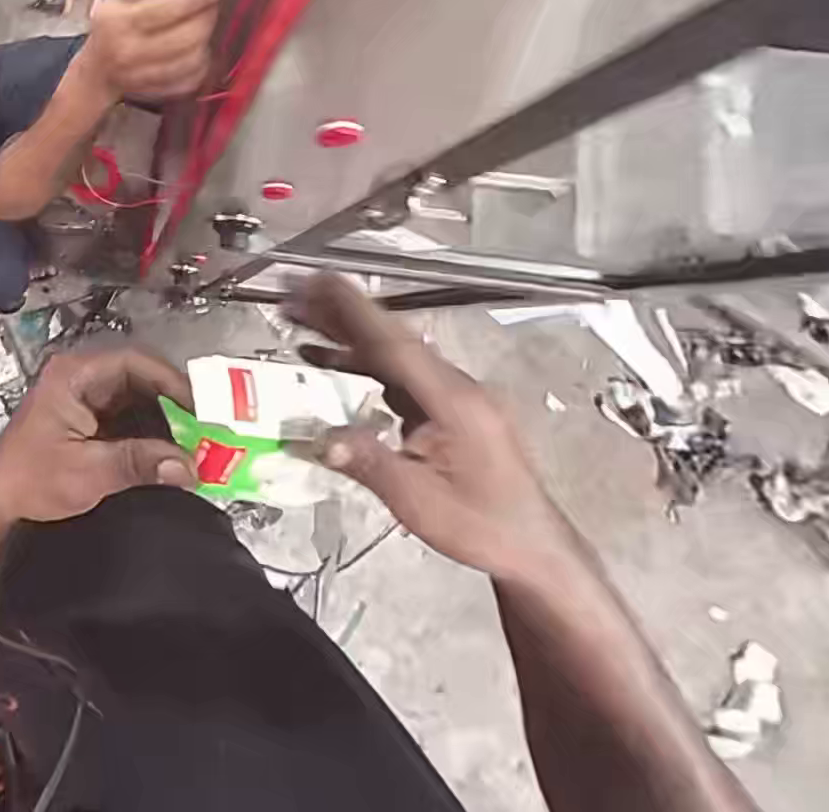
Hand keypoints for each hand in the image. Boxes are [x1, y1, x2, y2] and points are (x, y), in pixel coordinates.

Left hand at [0, 349, 197, 522]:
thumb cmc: (32, 479)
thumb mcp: (88, 471)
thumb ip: (139, 463)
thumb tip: (189, 468)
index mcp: (76, 375)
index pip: (134, 363)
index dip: (171, 381)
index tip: (199, 406)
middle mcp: (82, 377)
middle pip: (139, 377)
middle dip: (173, 402)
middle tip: (203, 426)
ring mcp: (85, 395)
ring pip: (137, 396)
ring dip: (165, 418)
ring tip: (194, 439)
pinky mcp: (88, 416)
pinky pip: (129, 414)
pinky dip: (151, 430)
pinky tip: (170, 448)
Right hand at [75, 0, 222, 103]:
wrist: (97, 72)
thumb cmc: (111, 27)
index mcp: (119, 21)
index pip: (166, 9)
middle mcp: (130, 51)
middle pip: (185, 37)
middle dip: (206, 18)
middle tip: (212, 6)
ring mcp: (143, 77)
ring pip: (191, 61)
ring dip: (206, 42)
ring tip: (204, 27)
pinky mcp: (155, 94)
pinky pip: (190, 81)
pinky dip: (201, 66)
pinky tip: (199, 52)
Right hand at [287, 275, 574, 576]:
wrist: (533, 546)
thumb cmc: (483, 526)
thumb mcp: (420, 503)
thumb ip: (370, 465)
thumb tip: (320, 441)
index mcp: (453, 402)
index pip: (396, 346)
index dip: (354, 312)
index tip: (320, 282)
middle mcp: (453, 386)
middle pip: (389, 339)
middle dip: (341, 312)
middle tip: (295, 292)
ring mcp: (449, 393)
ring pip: (390, 352)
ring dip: (345, 334)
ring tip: (300, 318)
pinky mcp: (442, 406)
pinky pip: (394, 373)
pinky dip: (359, 361)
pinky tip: (328, 360)